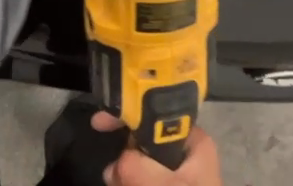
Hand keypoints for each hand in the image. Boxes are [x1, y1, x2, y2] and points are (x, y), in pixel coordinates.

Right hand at [90, 112, 223, 185]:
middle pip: (143, 142)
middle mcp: (185, 154)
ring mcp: (174, 177)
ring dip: (124, 179)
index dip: (127, 114)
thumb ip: (137, 167)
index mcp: (193, 142)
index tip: (98, 124)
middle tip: (113, 178)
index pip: (157, 114)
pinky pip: (139, 182)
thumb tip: (113, 166)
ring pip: (138, 166)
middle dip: (124, 160)